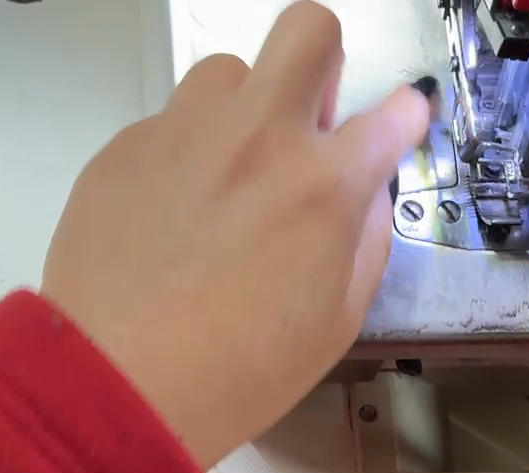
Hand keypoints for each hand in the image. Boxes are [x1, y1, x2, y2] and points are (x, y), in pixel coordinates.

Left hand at [39, 2, 429, 468]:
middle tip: (308, 129)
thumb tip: (365, 195)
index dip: (405, 119)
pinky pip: (169, 126)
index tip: (398, 128)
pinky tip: (172, 222)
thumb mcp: (336, 325)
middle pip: (309, 29)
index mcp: (325, 185)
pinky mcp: (124, 146)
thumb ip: (365, 246)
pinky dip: (186, 159)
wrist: (123, 381)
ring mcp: (184, 131)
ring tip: (228, 183)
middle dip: (324, 64)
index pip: (394, 116)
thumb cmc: (245, 372)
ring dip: (245, 113)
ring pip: (227, 72)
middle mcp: (259, 134)